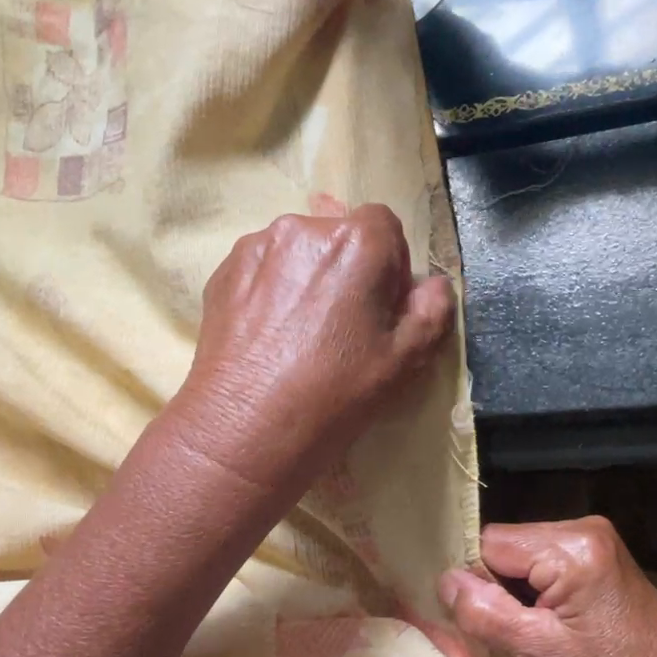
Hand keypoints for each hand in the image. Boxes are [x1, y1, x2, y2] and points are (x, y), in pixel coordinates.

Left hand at [174, 206, 453, 490]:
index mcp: (356, 242)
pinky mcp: (223, 271)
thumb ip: (433, 312)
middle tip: (344, 329)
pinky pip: (263, 269)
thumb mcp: (405, 362)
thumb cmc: (335, 395)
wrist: (246, 429)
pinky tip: (271, 337)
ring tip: (302, 335)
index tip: (382, 310)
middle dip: (349, 271)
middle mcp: (303, 229)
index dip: (391, 268)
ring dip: (309, 279)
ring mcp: (256, 247)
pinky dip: (273, 291)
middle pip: (340, 235)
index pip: (387, 227)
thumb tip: (434, 286)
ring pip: (299, 252)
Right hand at [437, 518, 656, 656]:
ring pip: (520, 555)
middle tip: (513, 634)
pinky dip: (534, 591)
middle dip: (496, 587)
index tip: (487, 625)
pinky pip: (542, 562)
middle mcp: (582, 527)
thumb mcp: (540, 652)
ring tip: (535, 631)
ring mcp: (593, 537)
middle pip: (504, 545)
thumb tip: (444, 581)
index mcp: (570, 546)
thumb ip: (486, 613)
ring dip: (514, 591)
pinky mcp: (597, 552)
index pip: (488, 544)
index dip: (476, 583)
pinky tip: (550, 622)